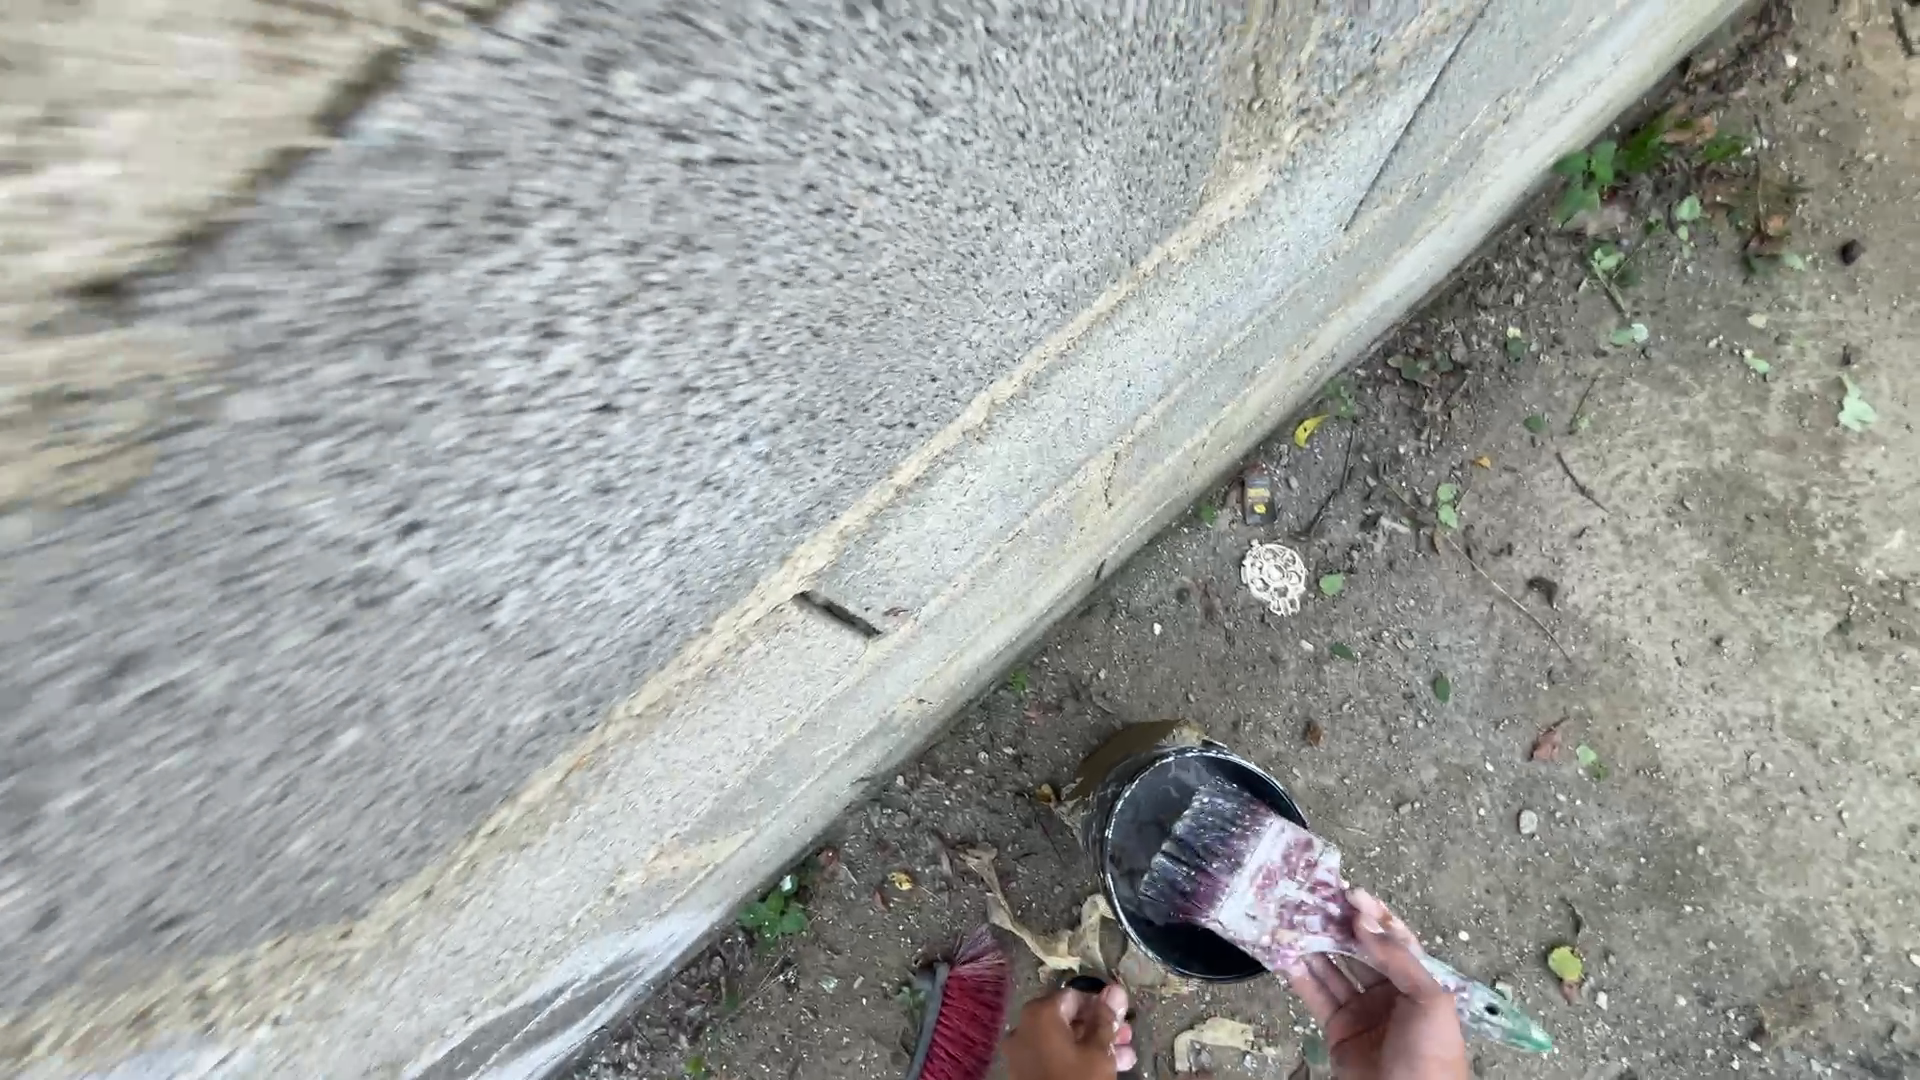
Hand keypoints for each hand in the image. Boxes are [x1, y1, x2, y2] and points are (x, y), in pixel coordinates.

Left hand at [1004, 981, 1136, 1079]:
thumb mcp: (1098, 1052)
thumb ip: (1106, 1019)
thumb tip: (1116, 989)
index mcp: (1039, 1012)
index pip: (1074, 996)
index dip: (1100, 1006)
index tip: (1122, 1018)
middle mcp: (1024, 1025)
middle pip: (1068, 1019)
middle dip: (1100, 1029)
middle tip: (1127, 1038)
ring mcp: (1022, 1052)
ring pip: (1063, 1040)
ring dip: (1093, 1046)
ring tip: (1125, 1057)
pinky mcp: (1025, 1073)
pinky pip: (1053, 1057)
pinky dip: (1075, 1059)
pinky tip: (1103, 1069)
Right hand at [1282, 889, 1468, 1079]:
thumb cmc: (1431, 1057)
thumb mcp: (1431, 1003)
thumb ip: (1397, 958)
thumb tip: (1360, 919)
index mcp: (1417, 986)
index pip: (1394, 941)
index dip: (1374, 916)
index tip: (1351, 893)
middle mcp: (1388, 994)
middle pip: (1358, 950)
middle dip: (1336, 924)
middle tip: (1312, 898)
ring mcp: (1360, 1011)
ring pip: (1332, 968)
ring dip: (1312, 944)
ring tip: (1291, 917)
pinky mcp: (1336, 1028)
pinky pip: (1314, 994)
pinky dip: (1297, 974)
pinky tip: (1283, 953)